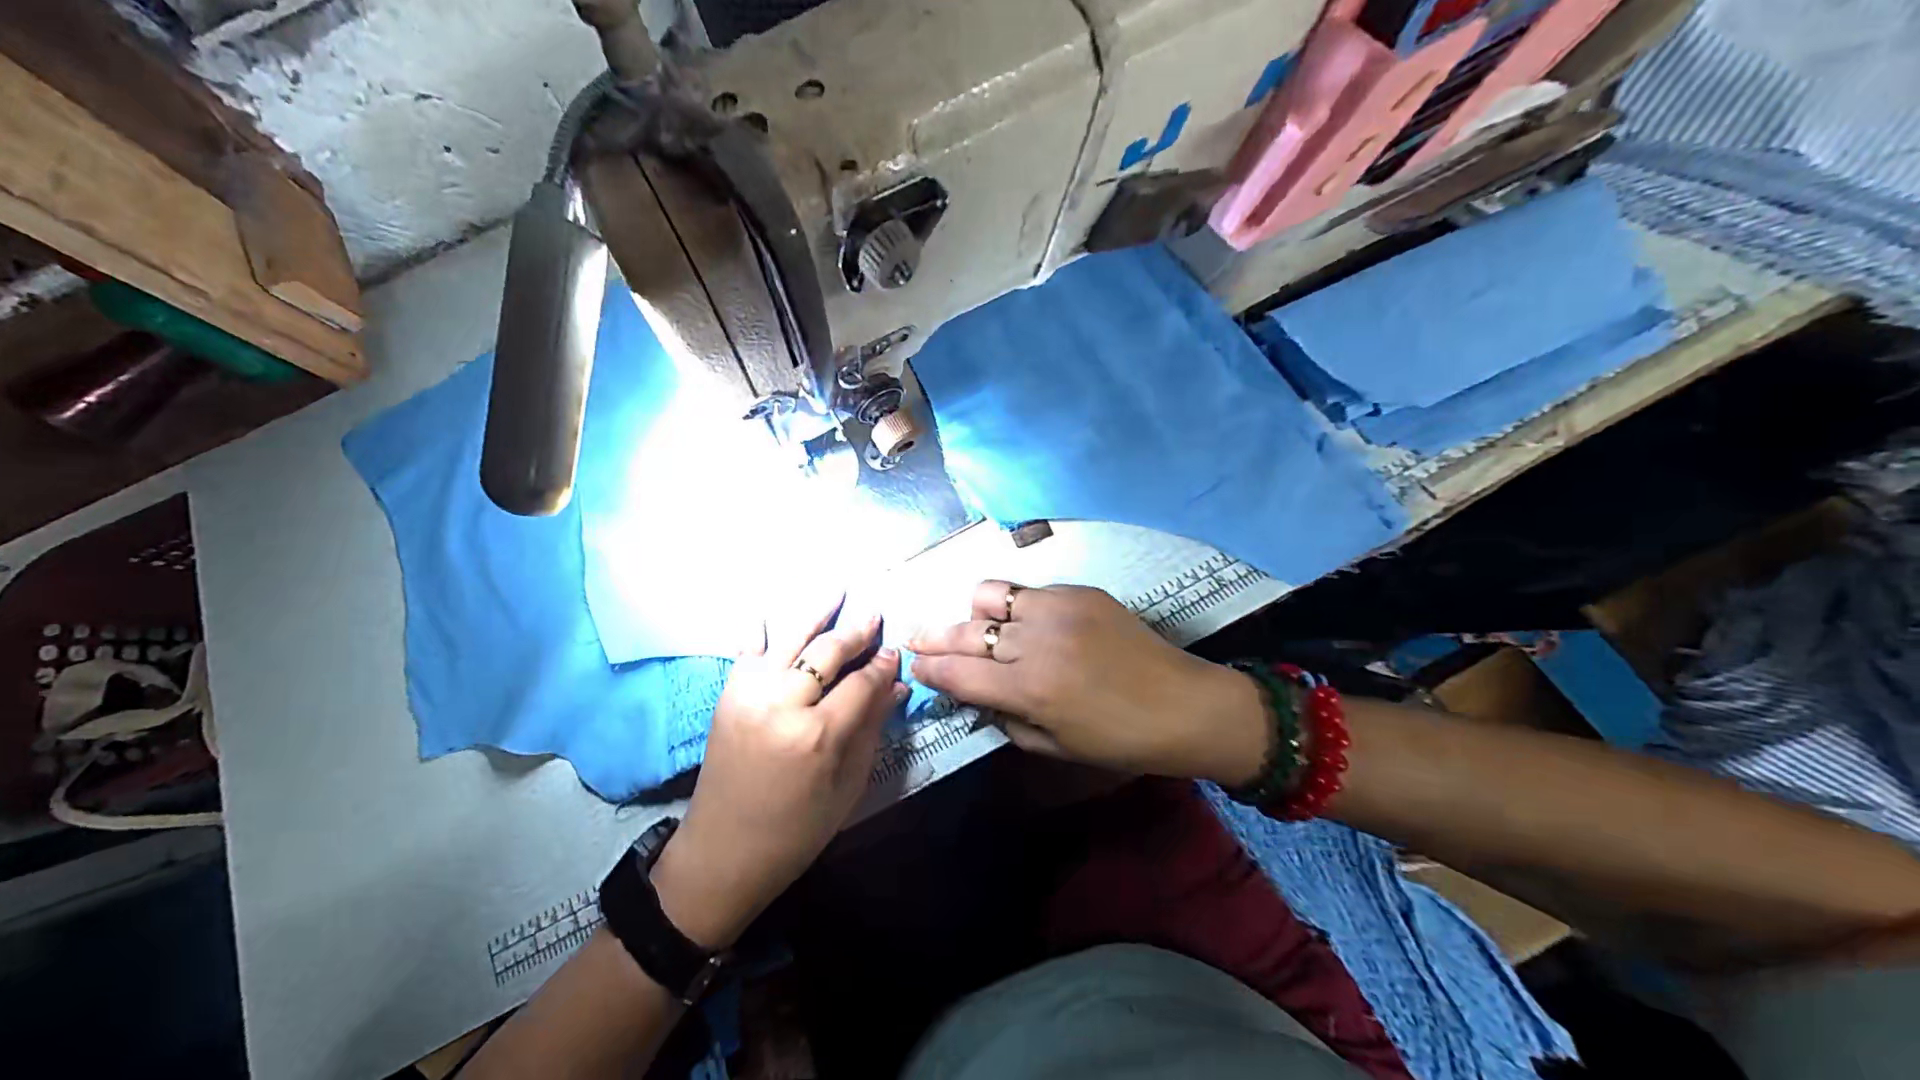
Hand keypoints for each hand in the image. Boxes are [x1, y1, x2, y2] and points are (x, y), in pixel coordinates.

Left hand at [649, 597, 905, 948]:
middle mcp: (782, 704)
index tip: (896, 652)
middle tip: (874, 614)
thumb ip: (871, 728)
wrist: (723, 854)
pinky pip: (746, 652)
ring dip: (814, 612)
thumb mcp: (847, 786)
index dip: (882, 665)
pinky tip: (770, 612)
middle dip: (855, 632)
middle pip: (827, 652)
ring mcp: (749, 696)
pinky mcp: (727, 696)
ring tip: (836, 589)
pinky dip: (760, 631)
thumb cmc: (797, 831)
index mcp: (818, 735)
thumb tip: (895, 686)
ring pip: (789, 640)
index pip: (861, 683)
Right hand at [909, 582, 1267, 785]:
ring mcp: (1059, 608)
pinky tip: (1028, 623)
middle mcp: (1036, 641)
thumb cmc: (1118, 739)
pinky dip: (1018, 607)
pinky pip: (1030, 591)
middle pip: (965, 630)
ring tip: (979, 626)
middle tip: (918, 637)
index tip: (915, 664)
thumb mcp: (1053, 745)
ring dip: (976, 613)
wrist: (1184, 704)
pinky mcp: (1080, 590)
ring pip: (990, 595)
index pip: (958, 672)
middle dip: (934, 636)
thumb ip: (1004, 718)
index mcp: (1029, 689)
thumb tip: (975, 693)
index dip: (929, 668)